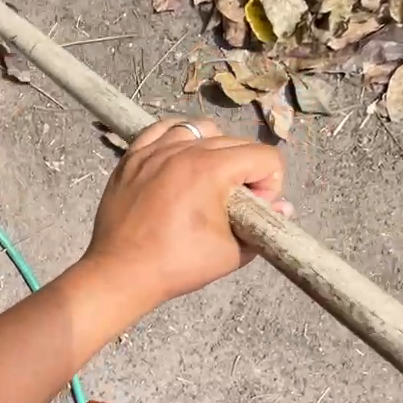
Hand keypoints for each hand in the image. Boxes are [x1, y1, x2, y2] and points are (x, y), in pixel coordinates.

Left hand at [79, 117, 293, 306]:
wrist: (120, 272)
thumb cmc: (175, 265)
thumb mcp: (233, 251)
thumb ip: (264, 223)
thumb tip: (282, 207)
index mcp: (209, 170)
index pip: (264, 156)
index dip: (270, 185)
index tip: (253, 209)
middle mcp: (180, 152)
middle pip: (234, 142)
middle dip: (245, 170)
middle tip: (233, 202)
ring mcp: (150, 153)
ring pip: (197, 130)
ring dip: (213, 149)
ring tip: (207, 179)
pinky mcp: (129, 160)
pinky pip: (158, 131)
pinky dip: (175, 139)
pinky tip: (179, 160)